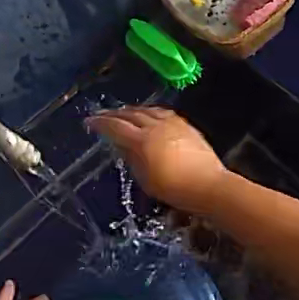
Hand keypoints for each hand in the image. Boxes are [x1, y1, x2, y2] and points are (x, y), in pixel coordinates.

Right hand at [87, 106, 228, 212]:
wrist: (209, 184)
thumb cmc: (175, 189)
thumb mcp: (146, 179)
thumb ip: (132, 158)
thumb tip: (121, 145)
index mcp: (142, 140)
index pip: (116, 127)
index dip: (100, 123)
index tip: (89, 122)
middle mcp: (156, 126)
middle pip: (131, 115)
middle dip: (114, 114)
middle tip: (102, 115)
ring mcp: (173, 123)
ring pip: (148, 110)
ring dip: (132, 110)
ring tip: (123, 113)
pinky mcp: (185, 125)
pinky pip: (162, 112)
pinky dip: (150, 111)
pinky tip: (149, 115)